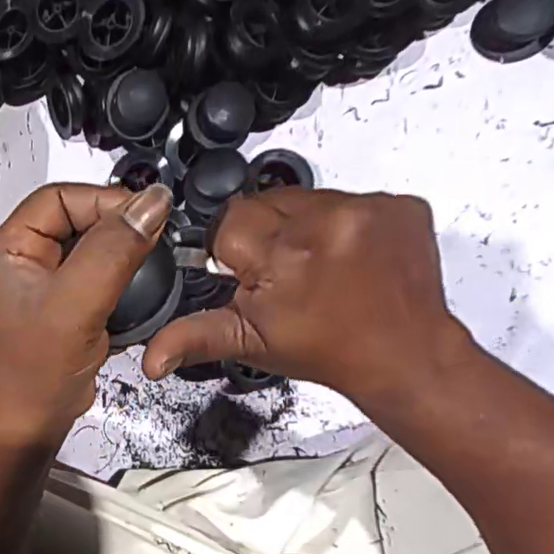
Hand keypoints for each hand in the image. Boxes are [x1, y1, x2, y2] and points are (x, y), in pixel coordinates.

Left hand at [0, 182, 173, 445]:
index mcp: (9, 248)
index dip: (102, 200)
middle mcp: (25, 259)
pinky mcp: (69, 302)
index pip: (59, 198)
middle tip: (151, 236)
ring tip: (149, 258)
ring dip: (123, 248)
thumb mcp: (76, 303)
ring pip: (94, 244)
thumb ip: (113, 250)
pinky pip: (101, 270)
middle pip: (79, 217)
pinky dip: (123, 272)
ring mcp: (47, 281)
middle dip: (117, 224)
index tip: (143, 214)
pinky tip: (138, 281)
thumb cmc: (39, 370)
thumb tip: (152, 203)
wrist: (38, 419)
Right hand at [140, 188, 480, 408]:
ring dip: (305, 228)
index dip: (232, 250)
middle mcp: (325, 223)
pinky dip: (344, 224)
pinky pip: (351, 199)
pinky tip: (349, 258)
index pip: (228, 222)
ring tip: (320, 267)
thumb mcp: (251, 345)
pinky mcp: (398, 204)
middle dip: (268, 236)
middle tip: (288, 276)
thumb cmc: (331, 351)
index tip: (253, 274)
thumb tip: (151, 356)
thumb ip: (194, 338)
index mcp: (282, 257)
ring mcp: (367, 210)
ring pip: (307, 197)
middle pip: (266, 202)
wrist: (402, 355)